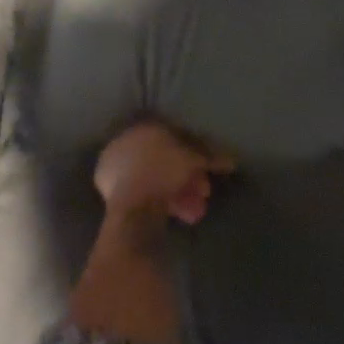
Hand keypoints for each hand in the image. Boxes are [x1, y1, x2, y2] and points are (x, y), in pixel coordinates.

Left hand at [94, 122, 235, 224]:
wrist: (130, 207)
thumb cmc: (162, 171)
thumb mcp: (192, 159)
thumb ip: (209, 156)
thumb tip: (230, 161)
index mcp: (141, 127)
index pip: (173, 134)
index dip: (196, 150)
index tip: (209, 166)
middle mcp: (125, 144)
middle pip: (165, 159)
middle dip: (189, 176)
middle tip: (205, 192)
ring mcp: (116, 171)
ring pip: (157, 180)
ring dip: (181, 193)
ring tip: (197, 212)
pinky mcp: (112, 196)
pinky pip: (147, 195)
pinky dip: (165, 203)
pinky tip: (182, 216)